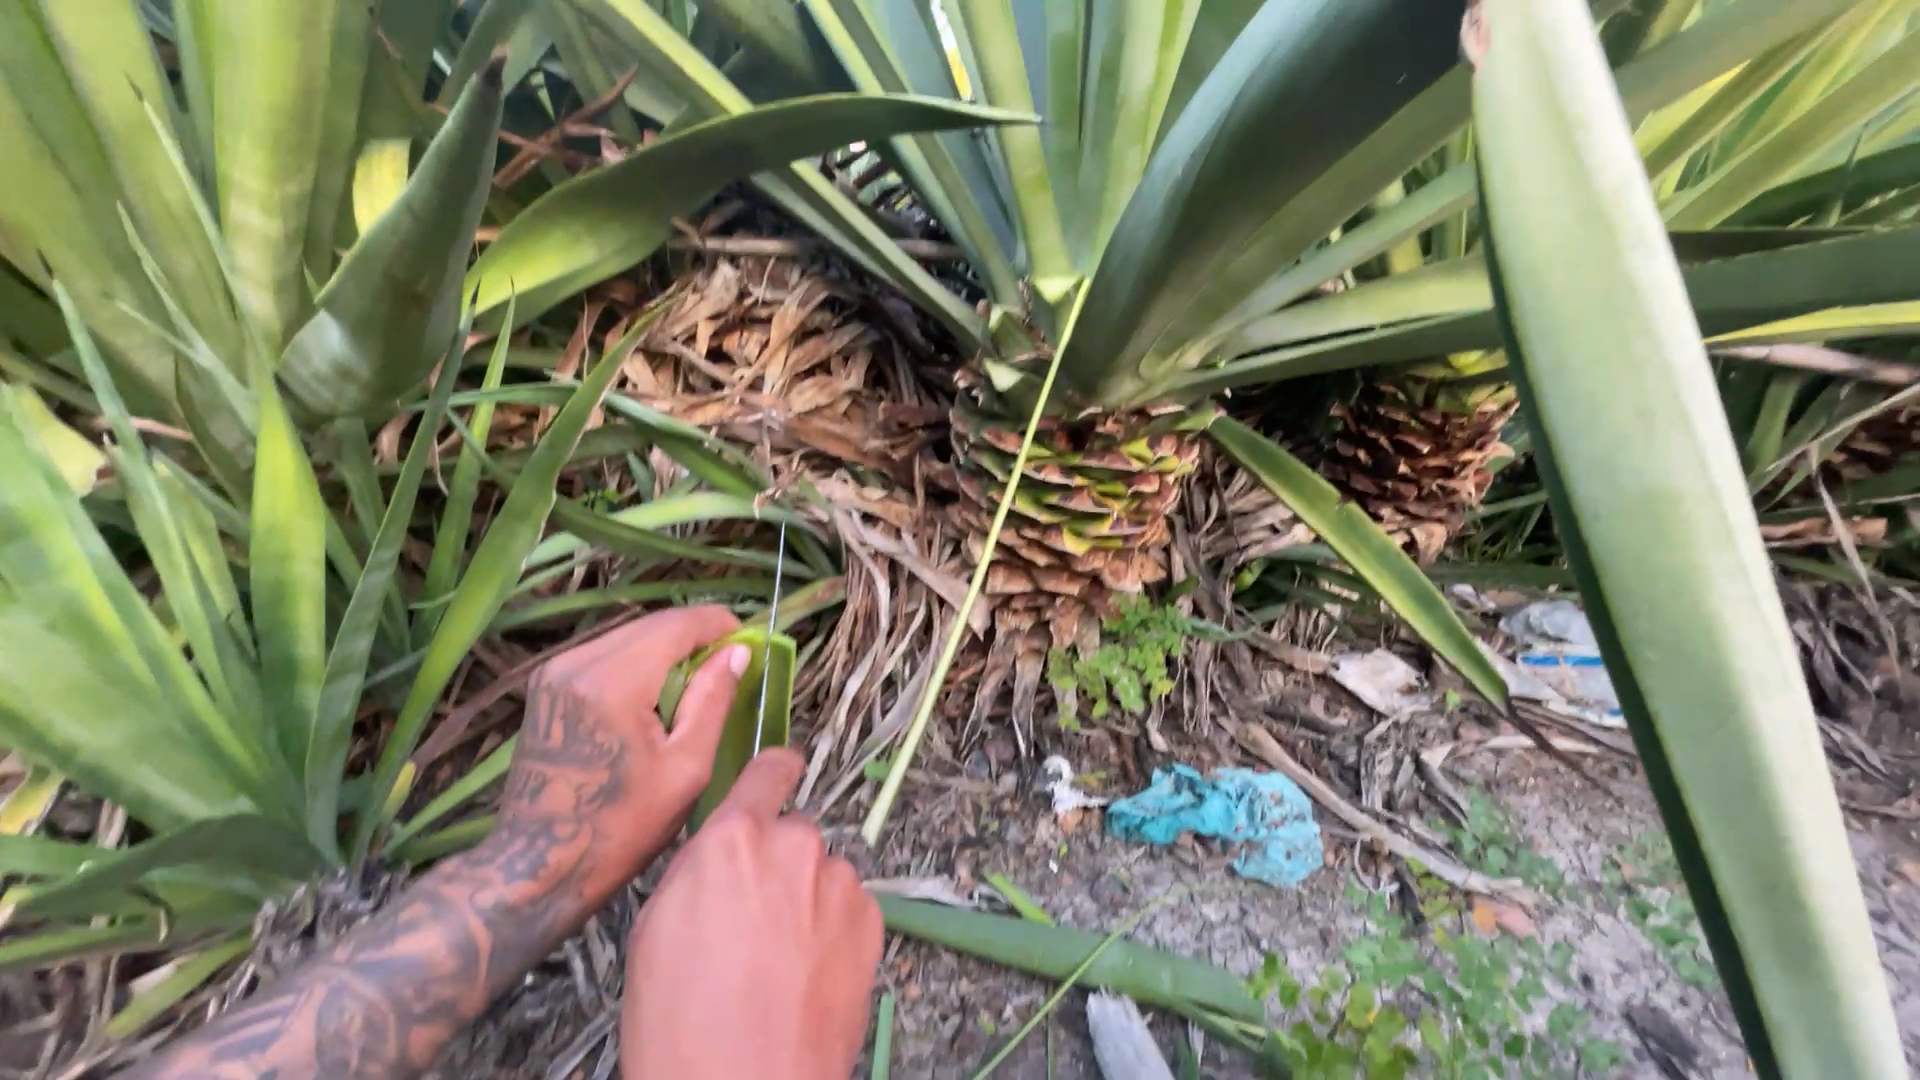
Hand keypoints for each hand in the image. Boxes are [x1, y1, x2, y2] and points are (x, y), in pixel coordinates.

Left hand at [500, 605, 745, 906]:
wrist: (539, 866)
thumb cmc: (623, 826)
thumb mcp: (687, 767)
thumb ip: (713, 700)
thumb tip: (737, 653)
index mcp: (612, 682)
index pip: (677, 624)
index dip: (719, 626)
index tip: (748, 644)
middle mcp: (577, 663)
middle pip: (653, 624)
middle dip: (696, 637)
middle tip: (729, 666)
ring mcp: (555, 671)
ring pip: (631, 635)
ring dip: (668, 649)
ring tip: (698, 684)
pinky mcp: (547, 683)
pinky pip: (608, 652)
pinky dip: (641, 662)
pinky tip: (658, 696)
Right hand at [621, 750, 883, 1079]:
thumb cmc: (681, 1023)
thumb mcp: (656, 929)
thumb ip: (700, 868)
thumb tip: (722, 851)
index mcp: (734, 839)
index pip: (771, 767)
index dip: (774, 773)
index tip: (777, 778)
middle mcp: (795, 845)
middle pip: (792, 834)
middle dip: (778, 864)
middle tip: (757, 920)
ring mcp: (839, 881)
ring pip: (821, 874)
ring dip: (807, 899)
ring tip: (783, 961)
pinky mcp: (871, 918)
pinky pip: (847, 906)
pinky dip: (834, 928)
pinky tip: (811, 973)